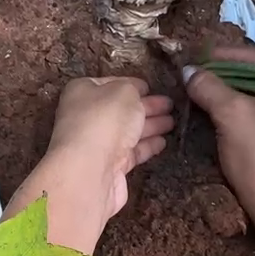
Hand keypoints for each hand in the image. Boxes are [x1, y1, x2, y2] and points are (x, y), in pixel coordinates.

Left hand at [41, 77, 173, 216]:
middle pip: (121, 109)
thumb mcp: (124, 91)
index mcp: (82, 92)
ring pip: (128, 131)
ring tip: (172, 122)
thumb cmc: (104, 120)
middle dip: (145, 106)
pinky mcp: (109, 167)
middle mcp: (86, 117)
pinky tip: (163, 142)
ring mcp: (97, 144)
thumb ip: (133, 88)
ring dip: (151, 125)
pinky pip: (132, 152)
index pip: (110, 84)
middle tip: (170, 105)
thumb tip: (136, 91)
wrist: (88, 171)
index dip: (131, 84)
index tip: (150, 87)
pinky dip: (147, 146)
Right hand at [184, 45, 254, 218]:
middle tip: (206, 72)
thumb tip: (187, 70)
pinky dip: (253, 97)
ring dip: (243, 83)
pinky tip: (231, 103)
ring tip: (216, 87)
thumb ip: (208, 87)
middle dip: (235, 67)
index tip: (195, 57)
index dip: (222, 57)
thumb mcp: (230, 116)